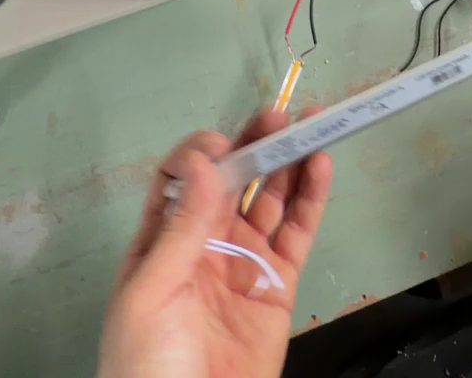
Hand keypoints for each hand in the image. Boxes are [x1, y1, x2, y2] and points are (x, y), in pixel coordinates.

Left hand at [98, 112, 333, 377]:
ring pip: (272, 197)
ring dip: (291, 160)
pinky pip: (299, 230)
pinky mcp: (280, 282)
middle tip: (281, 117)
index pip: (181, 180)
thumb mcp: (150, 295)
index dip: (202, 154)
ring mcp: (246, 260)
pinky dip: (313, 196)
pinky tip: (321, 166)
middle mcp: (206, 242)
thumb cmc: (150, 366)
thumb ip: (180, 227)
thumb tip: (202, 158)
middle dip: (256, 144)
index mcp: (163, 243)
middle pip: (234, 180)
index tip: (224, 145)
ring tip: (313, 128)